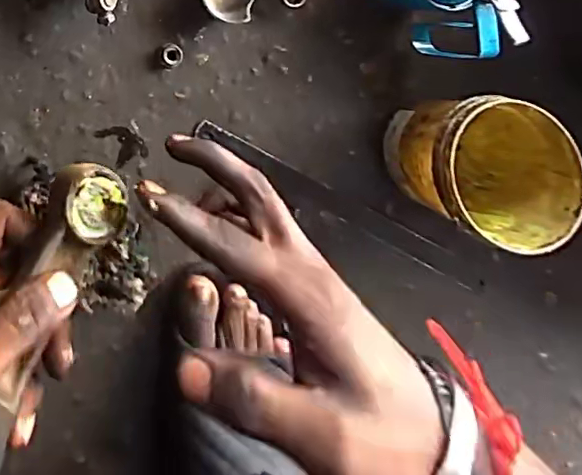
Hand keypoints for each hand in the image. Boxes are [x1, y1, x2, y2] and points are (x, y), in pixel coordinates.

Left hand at [0, 200, 79, 474]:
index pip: (2, 222)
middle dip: (43, 318)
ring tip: (27, 402)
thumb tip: (64, 284)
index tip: (64, 274)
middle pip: (17, 276)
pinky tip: (11, 420)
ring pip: (14, 322)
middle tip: (56, 354)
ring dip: (28, 363)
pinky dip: (11, 387)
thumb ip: (21, 320)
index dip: (36, 239)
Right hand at [138, 135, 446, 474]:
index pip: (232, 241)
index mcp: (303, 292)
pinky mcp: (312, 282)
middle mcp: (306, 266)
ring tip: (183, 191)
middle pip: (257, 191)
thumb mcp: (322, 434)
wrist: (432, 437)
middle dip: (213, 160)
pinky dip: (236, 209)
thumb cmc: (382, 435)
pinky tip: (219, 226)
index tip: (148, 194)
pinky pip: (268, 227)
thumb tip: (185, 370)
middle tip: (174, 144)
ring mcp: (312, 270)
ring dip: (223, 182)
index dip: (184, 216)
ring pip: (263, 204)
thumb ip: (253, 400)